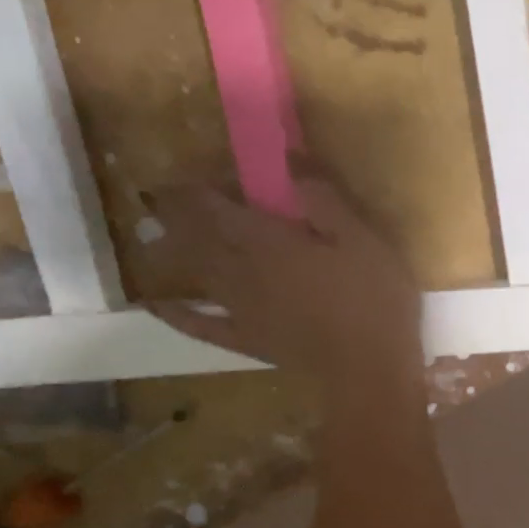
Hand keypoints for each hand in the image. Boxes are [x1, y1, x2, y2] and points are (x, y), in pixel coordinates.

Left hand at [148, 171, 425, 397]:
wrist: (369, 367)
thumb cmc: (374, 299)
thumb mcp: (365, 240)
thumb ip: (325, 201)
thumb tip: (289, 161)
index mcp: (268, 242)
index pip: (217, 207)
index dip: (198, 188)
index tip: (188, 172)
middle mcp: (241, 270)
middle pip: (197, 237)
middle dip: (177, 214)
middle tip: (161, 196)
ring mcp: (240, 308)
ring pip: (196, 272)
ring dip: (171, 251)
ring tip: (154, 235)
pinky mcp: (247, 338)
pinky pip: (200, 324)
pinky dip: (175, 314)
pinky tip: (157, 305)